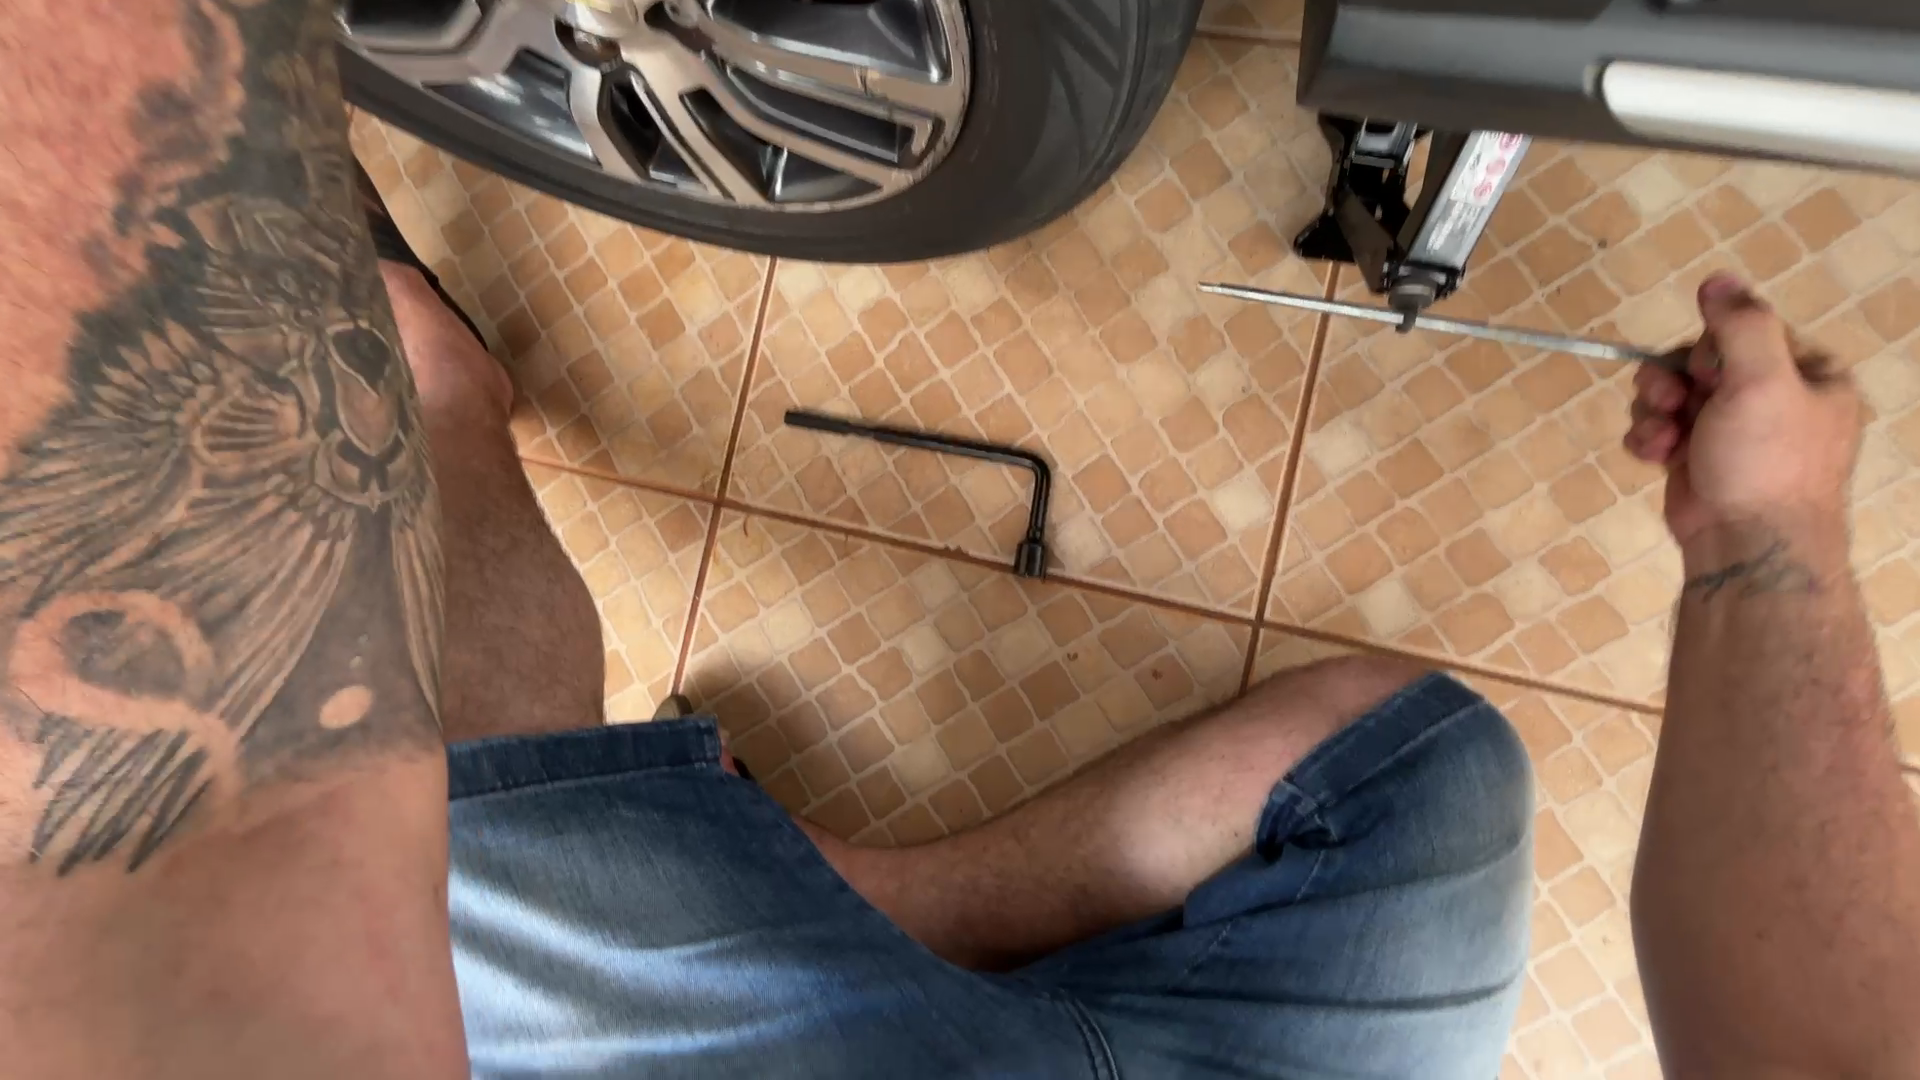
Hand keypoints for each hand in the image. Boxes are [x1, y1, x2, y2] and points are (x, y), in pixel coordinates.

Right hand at [1623, 273, 1861, 549]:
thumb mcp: (1758, 382)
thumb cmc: (1764, 458)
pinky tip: (1655, 457)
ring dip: (1652, 415)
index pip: (1739, 334)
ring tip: (1662, 440)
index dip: (1706, 351)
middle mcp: (1769, 397)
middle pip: (1694, 364)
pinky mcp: (1693, 455)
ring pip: (1667, 398)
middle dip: (1668, 384)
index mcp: (1805, 373)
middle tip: (1669, 404)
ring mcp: (1728, 429)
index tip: (1705, 375)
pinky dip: (1647, 441)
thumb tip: (1717, 277)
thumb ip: (1739, 328)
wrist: (1746, 536)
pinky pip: (1656, 430)